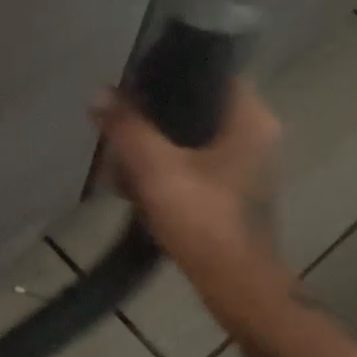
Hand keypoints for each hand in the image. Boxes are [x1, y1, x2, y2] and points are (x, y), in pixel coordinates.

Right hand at [92, 78, 282, 274]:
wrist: (235, 285)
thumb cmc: (203, 219)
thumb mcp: (156, 168)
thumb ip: (127, 127)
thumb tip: (99, 94)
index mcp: (251, 118)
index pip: (211, 71)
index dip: (170, 72)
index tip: (134, 83)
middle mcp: (257, 134)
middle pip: (197, 107)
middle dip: (154, 120)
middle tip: (120, 127)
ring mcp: (248, 166)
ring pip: (193, 139)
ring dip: (156, 149)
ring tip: (122, 163)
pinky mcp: (234, 192)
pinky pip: (196, 166)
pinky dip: (168, 171)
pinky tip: (138, 187)